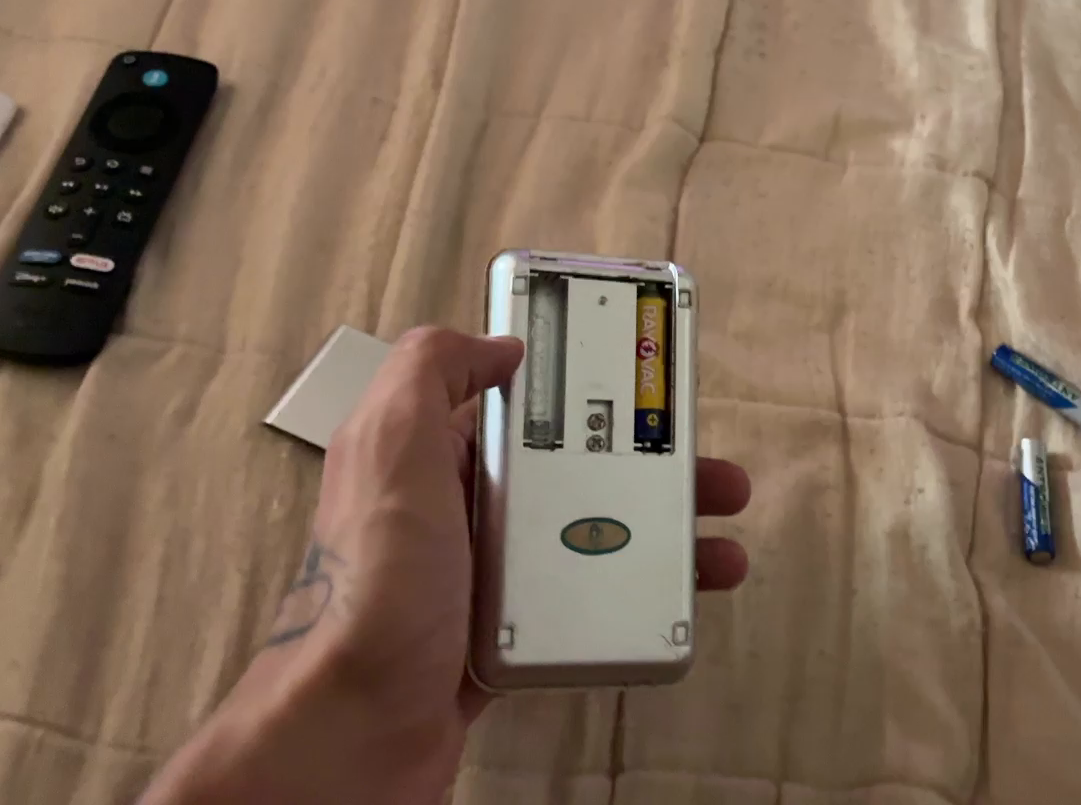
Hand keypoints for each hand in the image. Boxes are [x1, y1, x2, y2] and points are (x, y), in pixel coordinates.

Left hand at [142, 327, 750, 804]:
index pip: (530, 406)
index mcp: (443, 457)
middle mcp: (473, 505)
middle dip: (653, 463)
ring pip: (601, 527)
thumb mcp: (390, 455)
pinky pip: (598, 587)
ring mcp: (502, 568)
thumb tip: (502, 346)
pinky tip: (690, 589)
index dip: (592, 391)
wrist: (357, 735)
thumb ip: (428, 376)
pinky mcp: (525, 624)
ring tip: (722, 533)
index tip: (650, 391)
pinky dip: (646, 583)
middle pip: (583, 466)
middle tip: (711, 469)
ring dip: (665, 524)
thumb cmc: (382, 587)